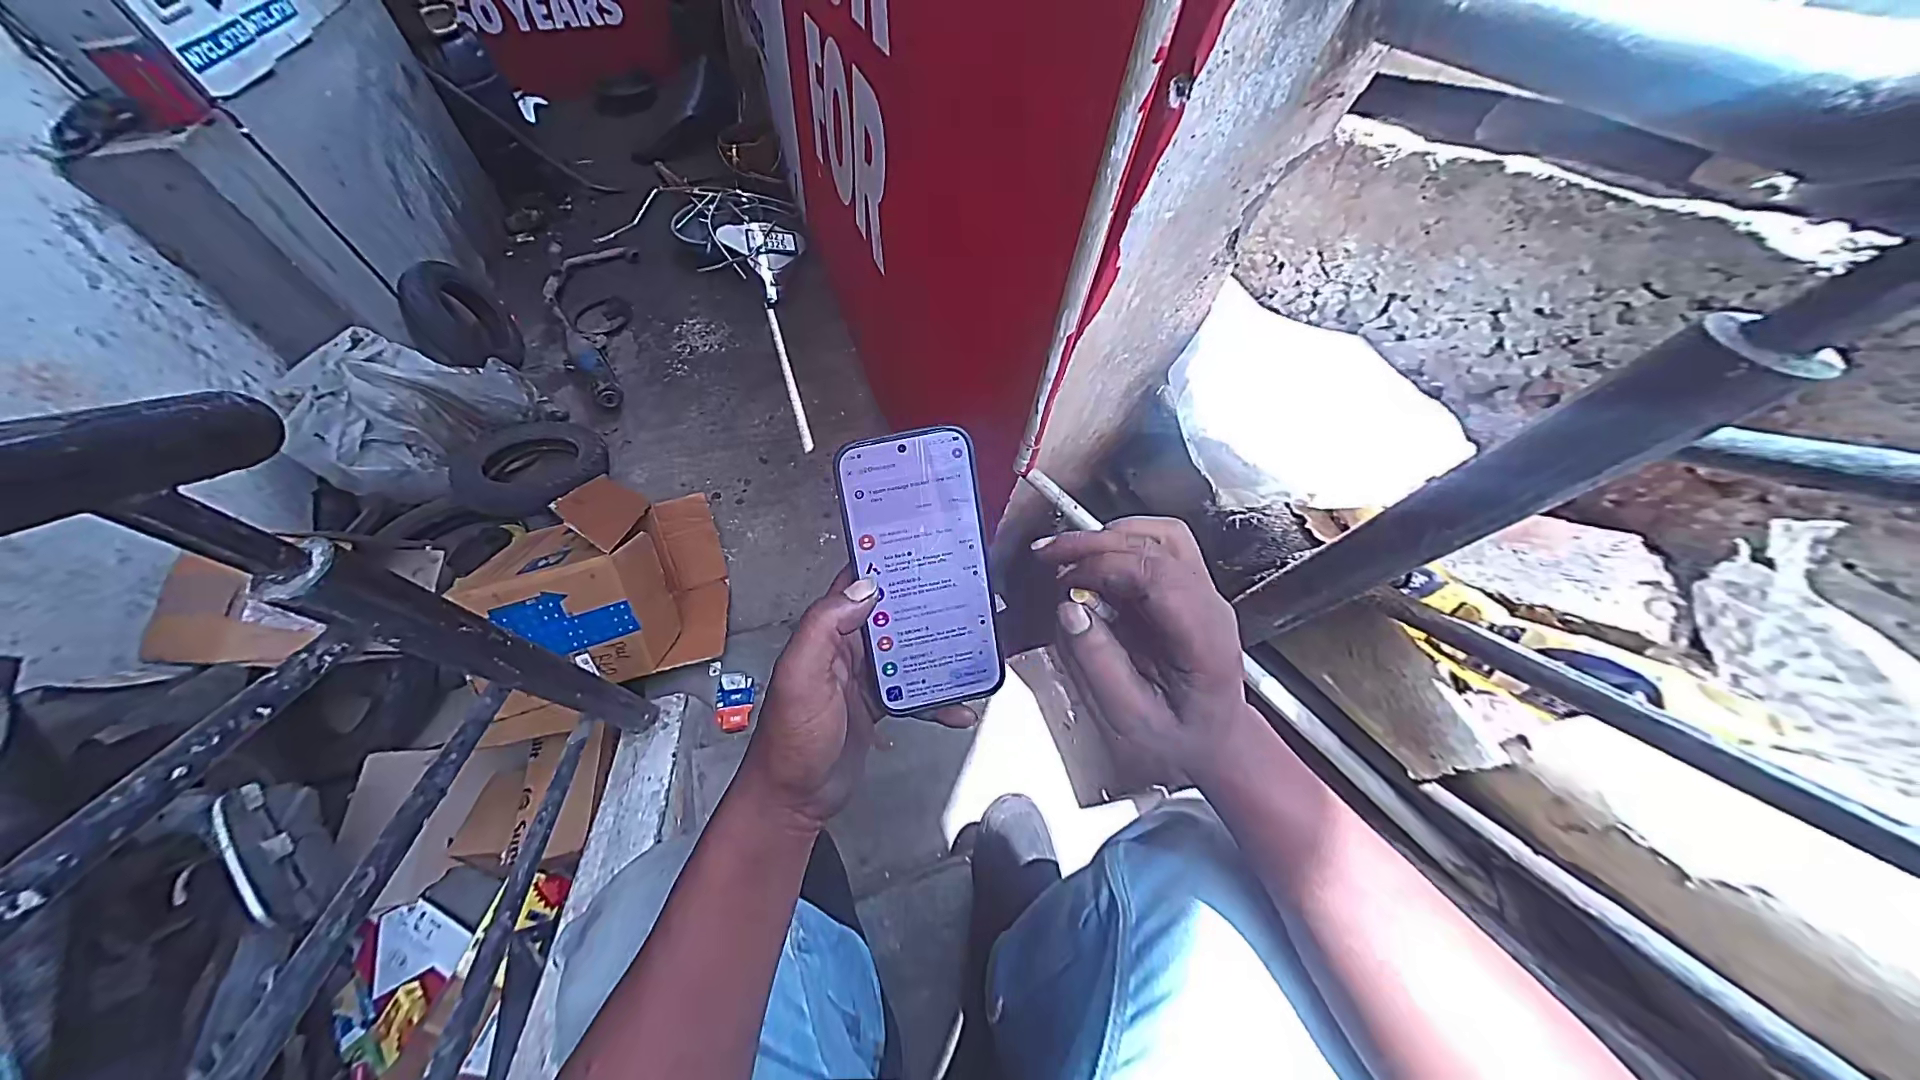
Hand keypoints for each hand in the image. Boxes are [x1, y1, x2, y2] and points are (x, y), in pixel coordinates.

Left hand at [739, 566, 974, 831]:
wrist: (795, 797)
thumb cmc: (791, 740)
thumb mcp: (802, 676)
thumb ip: (825, 628)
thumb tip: (863, 588)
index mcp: (825, 635)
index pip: (855, 587)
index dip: (882, 566)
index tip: (914, 550)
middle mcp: (845, 650)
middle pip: (891, 616)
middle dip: (922, 605)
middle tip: (958, 594)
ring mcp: (864, 678)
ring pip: (907, 650)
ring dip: (936, 650)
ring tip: (967, 647)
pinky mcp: (877, 704)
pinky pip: (913, 691)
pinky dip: (936, 698)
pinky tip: (956, 706)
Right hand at [1031, 517, 1265, 785]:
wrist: (1214, 740)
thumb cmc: (1182, 736)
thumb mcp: (1132, 715)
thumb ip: (1100, 663)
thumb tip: (1071, 611)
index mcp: (1204, 638)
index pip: (1158, 574)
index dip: (1104, 566)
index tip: (1064, 581)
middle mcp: (1209, 606)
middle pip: (1158, 544)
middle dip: (1095, 543)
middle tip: (1049, 554)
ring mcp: (1202, 591)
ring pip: (1160, 534)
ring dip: (1109, 537)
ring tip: (1068, 554)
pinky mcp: (1186, 586)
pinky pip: (1156, 545)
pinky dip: (1119, 544)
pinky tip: (1092, 561)